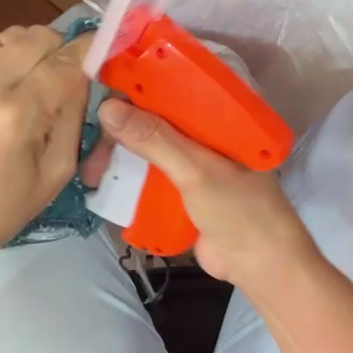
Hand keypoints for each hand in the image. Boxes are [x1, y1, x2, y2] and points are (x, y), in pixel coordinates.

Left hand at [0, 26, 91, 285]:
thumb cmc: (8, 208)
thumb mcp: (58, 170)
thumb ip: (74, 115)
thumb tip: (86, 75)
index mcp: (17, 113)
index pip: (65, 61)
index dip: (92, 53)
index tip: (111, 52)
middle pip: (41, 37)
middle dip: (66, 50)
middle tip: (76, 78)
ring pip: (17, 35)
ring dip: (41, 49)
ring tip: (49, 80)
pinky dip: (17, 55)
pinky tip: (24, 84)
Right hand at [88, 99, 316, 291]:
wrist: (260, 265)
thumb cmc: (240, 210)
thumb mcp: (195, 170)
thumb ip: (154, 139)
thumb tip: (107, 109)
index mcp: (220, 115)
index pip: (173, 87)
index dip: (137, 86)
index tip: (100, 92)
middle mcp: (205, 133)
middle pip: (152, 121)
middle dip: (119, 135)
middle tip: (92, 157)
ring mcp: (193, 163)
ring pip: (147, 150)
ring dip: (119, 160)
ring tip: (92, 177)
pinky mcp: (182, 190)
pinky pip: (149, 177)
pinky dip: (129, 180)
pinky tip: (104, 188)